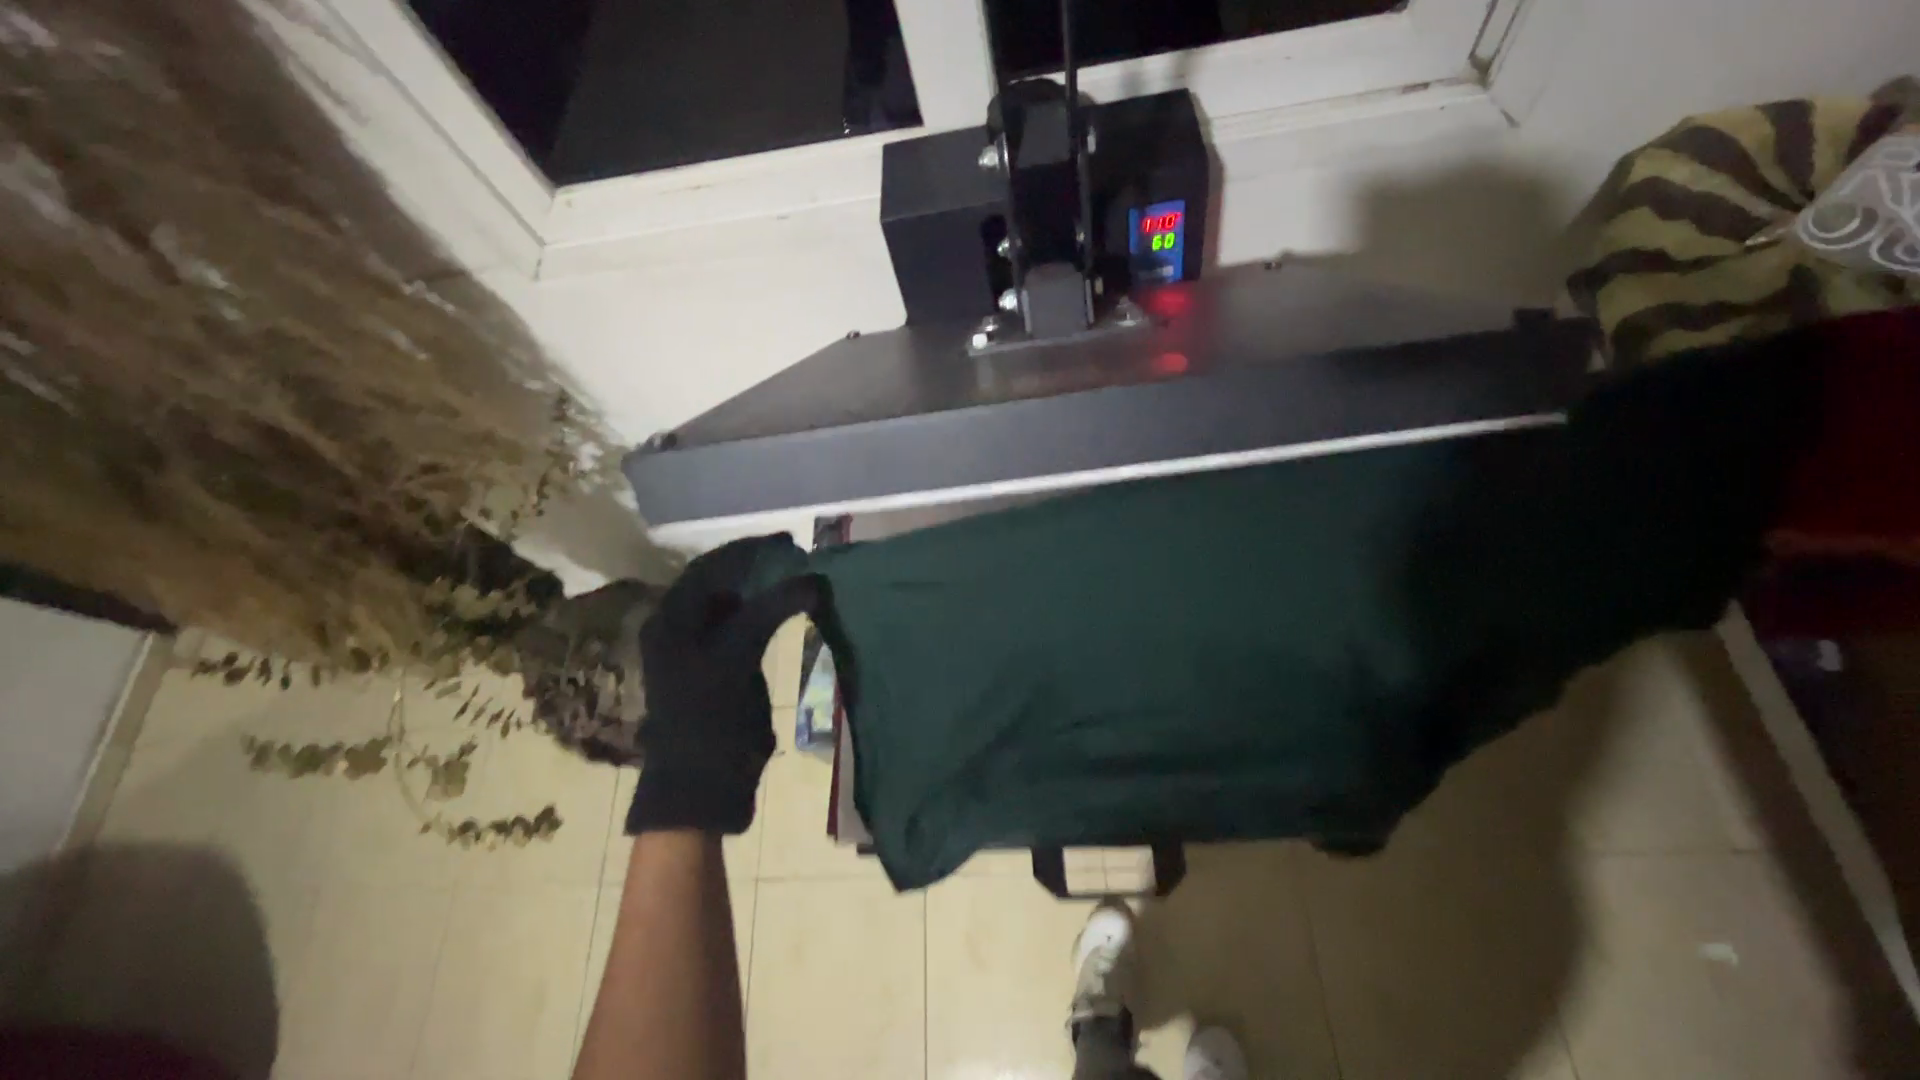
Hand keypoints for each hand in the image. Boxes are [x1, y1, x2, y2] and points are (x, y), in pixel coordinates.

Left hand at [626, 535, 818, 835]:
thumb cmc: (712, 723)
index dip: (749, 550)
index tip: (790, 543)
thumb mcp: (738, 659)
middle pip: (717, 582)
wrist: (699, 789)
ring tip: (793, 579)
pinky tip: (780, 612)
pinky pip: (732, 628)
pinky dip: (755, 614)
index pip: (711, 567)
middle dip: (755, 566)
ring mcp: (690, 651)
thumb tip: (813, 580)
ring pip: (726, 604)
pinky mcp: (709, 671)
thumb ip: (770, 613)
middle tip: (795, 559)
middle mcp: (674, 629)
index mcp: (670, 621)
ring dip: (757, 588)